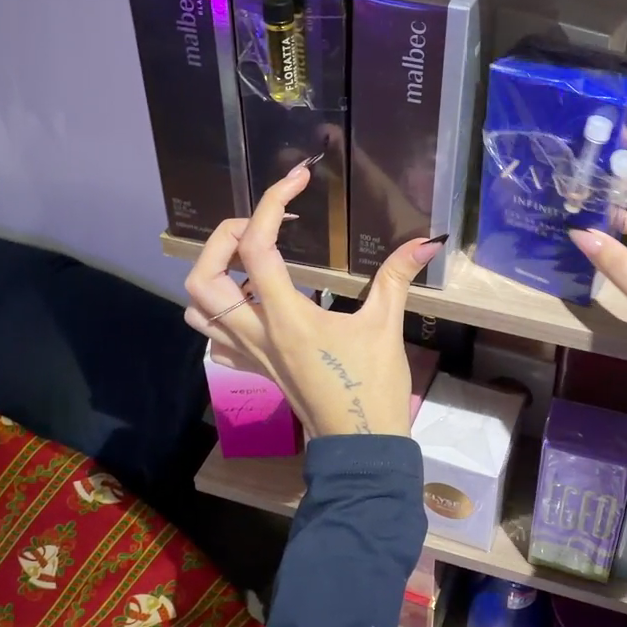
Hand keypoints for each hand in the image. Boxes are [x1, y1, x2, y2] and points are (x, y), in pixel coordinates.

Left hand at [184, 161, 441, 438]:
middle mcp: (256, 334)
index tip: (298, 179)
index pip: (257, 248)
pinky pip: (214, 334)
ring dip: (213, 273)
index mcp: (287, 318)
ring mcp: (248, 354)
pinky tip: (253, 297)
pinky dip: (221, 307)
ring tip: (251, 254)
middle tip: (261, 221)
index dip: (272, 204)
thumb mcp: (387, 325)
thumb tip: (428, 240)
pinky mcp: (253, 368)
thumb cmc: (373, 386)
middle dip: (222, 237)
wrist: (360, 447)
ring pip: (198, 308)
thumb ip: (399, 276)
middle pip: (203, 278)